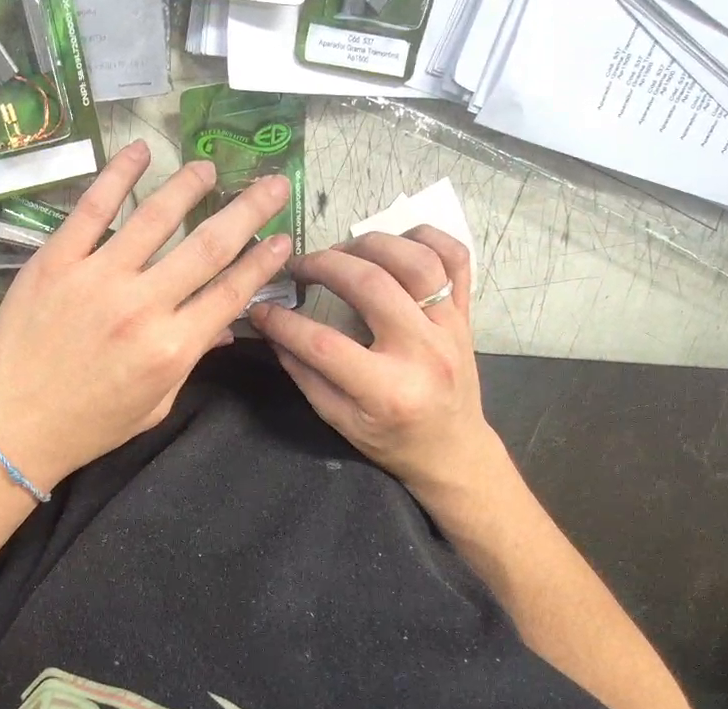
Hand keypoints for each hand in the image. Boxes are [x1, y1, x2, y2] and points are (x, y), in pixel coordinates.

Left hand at [0, 140, 293, 491]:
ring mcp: (97, 278)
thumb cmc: (90, 426)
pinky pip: (92, 207)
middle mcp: (142, 306)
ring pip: (155, 217)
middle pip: (208, 245)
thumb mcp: (153, 405)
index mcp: (172, 348)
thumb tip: (223, 327)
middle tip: (271, 185)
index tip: (283, 239)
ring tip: (208, 169)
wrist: (14, 427)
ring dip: (189, 186)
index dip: (263, 263)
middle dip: (248, 210)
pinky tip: (140, 152)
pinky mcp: (56, 261)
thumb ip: (189, 361)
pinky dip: (118, 175)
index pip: (231, 292)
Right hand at [249, 227, 495, 494]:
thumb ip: (307, 377)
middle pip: (371, 285)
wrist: (452, 450)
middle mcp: (422, 353)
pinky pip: (456, 259)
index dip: (285, 324)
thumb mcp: (341, 422)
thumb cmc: (392, 441)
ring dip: (373, 244)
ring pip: (417, 261)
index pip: (324, 344)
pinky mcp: (465, 315)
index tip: (262, 310)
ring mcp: (450, 328)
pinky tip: (397, 241)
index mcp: (386, 391)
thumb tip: (274, 334)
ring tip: (344, 251)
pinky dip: (428, 238)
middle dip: (325, 265)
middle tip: (300, 266)